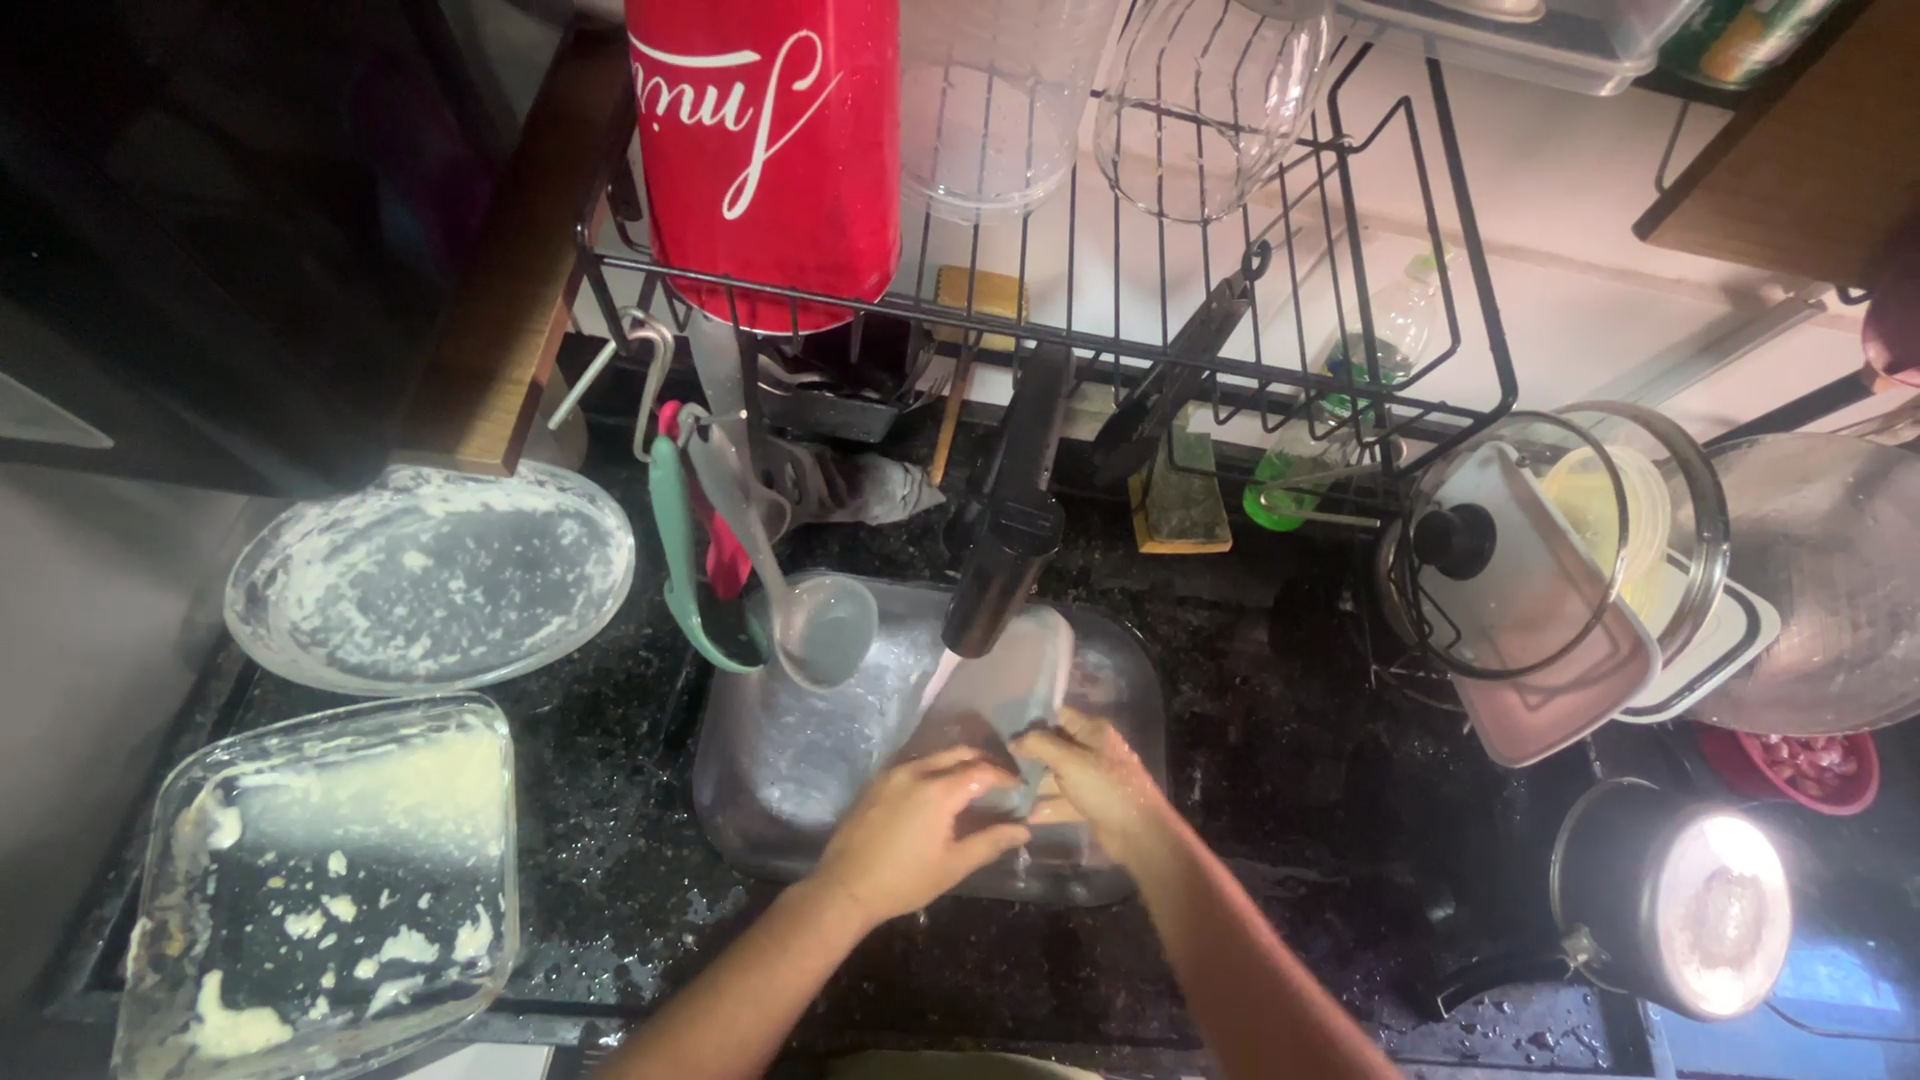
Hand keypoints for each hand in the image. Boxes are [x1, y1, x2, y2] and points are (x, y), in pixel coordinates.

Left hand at [809, 747, 1030, 926]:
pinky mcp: (878, 780)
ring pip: (936, 755)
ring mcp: (894, 772)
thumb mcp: (954, 865)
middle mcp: (917, 770)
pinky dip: (935, 768)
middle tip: (1001, 779)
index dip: (1005, 776)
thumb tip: (1023, 829)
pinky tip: (940, 789)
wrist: (845, 886)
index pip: (982, 771)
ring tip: (974, 782)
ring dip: (959, 762)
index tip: (1019, 787)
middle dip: (984, 761)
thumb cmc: (904, 880)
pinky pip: (915, 763)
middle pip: (960, 752)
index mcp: (939, 790)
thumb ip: (991, 842)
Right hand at [1013, 707, 1179, 869]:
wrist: (1139, 833)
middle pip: (1055, 745)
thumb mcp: (1069, 760)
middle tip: (1000, 760)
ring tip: (1005, 788)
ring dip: (1035, 782)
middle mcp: (1092, 750)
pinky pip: (1063, 799)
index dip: (1034, 718)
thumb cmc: (1104, 787)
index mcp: (1093, 731)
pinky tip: (1024, 813)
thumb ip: (1039, 745)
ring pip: (1057, 775)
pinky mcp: (1090, 803)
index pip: (1059, 714)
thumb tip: (1014, 740)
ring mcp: (1092, 778)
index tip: (1006, 726)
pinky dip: (1047, 806)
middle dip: (1030, 753)